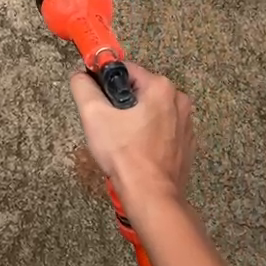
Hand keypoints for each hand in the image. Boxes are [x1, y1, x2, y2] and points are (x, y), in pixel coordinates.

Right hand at [70, 62, 193, 208]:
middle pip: (138, 90)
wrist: (151, 196)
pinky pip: (160, 128)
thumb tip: (80, 75)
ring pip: (149, 109)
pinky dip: (146, 133)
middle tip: (106, 121)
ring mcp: (186, 125)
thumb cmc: (125, 154)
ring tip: (120, 137)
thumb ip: (82, 86)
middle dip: (119, 101)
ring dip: (133, 117)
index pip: (124, 70)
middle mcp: (179, 102)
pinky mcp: (186, 145)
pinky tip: (134, 148)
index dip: (104, 81)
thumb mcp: (93, 113)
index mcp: (161, 88)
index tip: (95, 97)